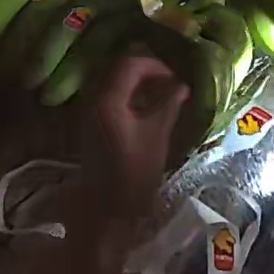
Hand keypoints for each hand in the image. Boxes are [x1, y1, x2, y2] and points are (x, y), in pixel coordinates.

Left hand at [80, 53, 187, 221]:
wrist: (108, 209)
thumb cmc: (135, 172)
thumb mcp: (157, 134)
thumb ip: (169, 104)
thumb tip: (183, 85)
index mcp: (108, 100)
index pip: (130, 65)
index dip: (156, 65)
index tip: (176, 76)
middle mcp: (94, 100)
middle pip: (119, 69)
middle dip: (147, 71)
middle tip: (171, 81)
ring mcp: (90, 111)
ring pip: (114, 81)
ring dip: (138, 82)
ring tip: (163, 92)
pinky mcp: (92, 122)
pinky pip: (111, 95)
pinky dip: (129, 94)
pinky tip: (148, 106)